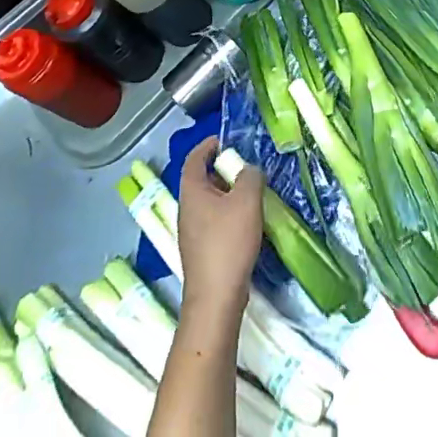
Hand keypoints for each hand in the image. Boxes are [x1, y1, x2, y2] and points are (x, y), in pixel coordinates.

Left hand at [174, 136, 263, 318]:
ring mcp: (191, 231)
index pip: (194, 158)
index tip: (224, 140)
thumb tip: (249, 170)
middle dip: (221, 170)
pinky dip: (227, 214)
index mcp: (191, 190)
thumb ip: (250, 177)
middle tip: (244, 168)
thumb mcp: (246, 201)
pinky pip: (213, 221)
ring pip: (208, 202)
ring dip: (226, 194)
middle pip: (201, 179)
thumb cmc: (228, 242)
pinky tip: (246, 224)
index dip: (207, 145)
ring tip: (250, 195)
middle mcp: (186, 207)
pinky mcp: (201, 250)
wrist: (216, 296)